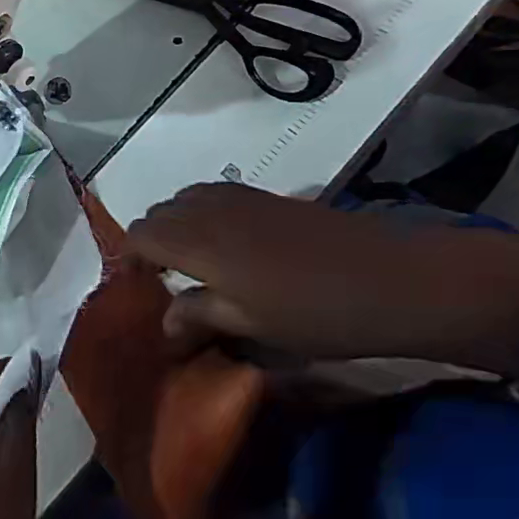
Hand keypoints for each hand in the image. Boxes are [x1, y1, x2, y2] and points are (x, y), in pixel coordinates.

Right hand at [129, 184, 511, 360]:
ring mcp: (233, 195)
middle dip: (151, 242)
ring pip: (181, 199)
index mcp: (196, 241)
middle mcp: (205, 208)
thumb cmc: (314, 311)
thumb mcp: (252, 326)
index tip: (138, 287)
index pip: (140, 235)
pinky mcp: (259, 193)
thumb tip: (164, 323)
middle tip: (165, 279)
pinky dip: (199, 212)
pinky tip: (224, 242)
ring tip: (193, 261)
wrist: (387, 276)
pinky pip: (208, 194)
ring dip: (175, 224)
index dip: (131, 258)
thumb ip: (199, 316)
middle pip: (157, 213)